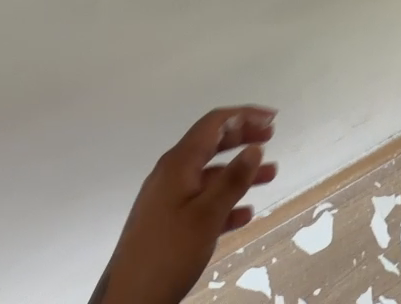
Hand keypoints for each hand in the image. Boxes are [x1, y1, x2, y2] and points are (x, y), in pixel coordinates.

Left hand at [93, 107, 278, 303]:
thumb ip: (232, 180)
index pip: (214, 124)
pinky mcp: (167, 222)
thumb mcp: (207, 216)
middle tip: (271, 138)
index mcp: (178, 163)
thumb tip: (254, 148)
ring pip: (210, 175)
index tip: (272, 119)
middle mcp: (171, 174)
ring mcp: (167, 198)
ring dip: (239, 172)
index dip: (244, 116)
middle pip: (211, 144)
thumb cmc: (169, 253)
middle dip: (242, 138)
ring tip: (269, 176)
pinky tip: (244, 213)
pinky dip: (225, 201)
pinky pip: (201, 200)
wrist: (128, 302)